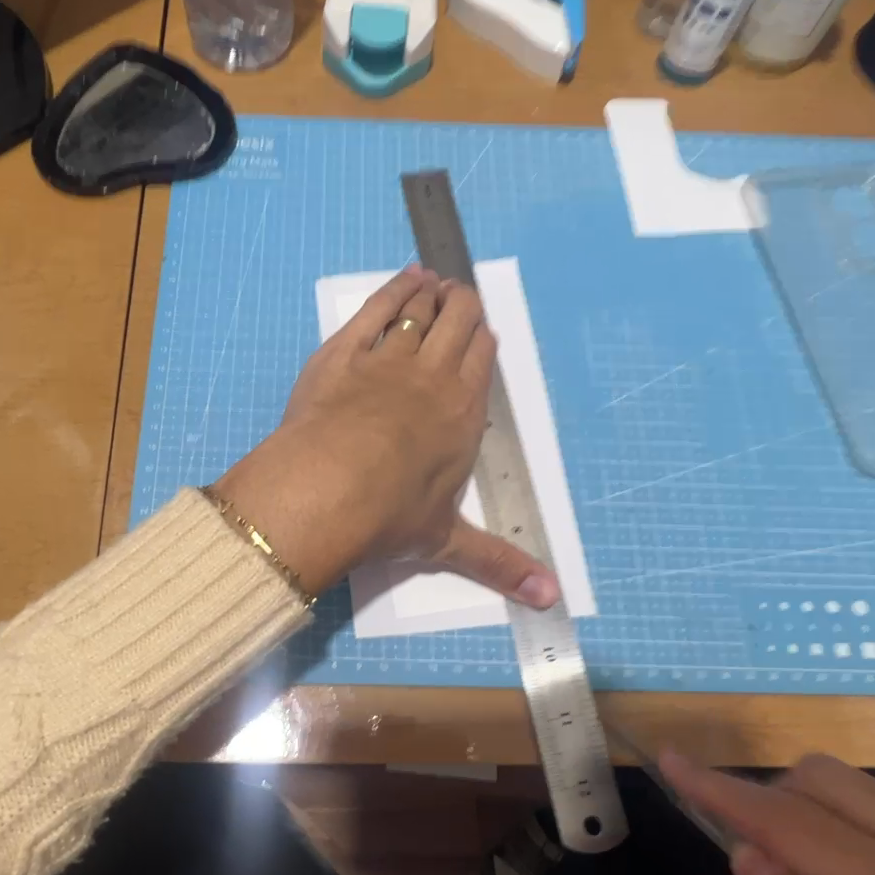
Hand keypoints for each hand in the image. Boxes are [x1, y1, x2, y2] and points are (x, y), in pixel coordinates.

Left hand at [212, 266, 558, 605]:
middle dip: (464, 307)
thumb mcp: (446, 542)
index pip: (482, 361)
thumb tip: (552, 598)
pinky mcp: (345, 349)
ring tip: (436, 282)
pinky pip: (378, 306)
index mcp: (462, 414)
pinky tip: (405, 276)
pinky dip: (395, 287)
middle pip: (457, 324)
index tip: (481, 335)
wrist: (323, 491)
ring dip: (432, 294)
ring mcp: (388, 358)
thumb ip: (499, 564)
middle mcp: (433, 377)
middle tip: (461, 298)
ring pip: (421, 311)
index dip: (482, 343)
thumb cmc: (388, 516)